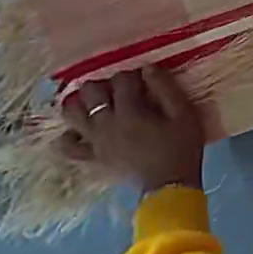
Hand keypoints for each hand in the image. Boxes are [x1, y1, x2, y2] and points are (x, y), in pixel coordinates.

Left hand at [58, 65, 204, 192]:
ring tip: (96, 104)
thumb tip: (147, 68)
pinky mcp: (92, 158)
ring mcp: (95, 142)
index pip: (121, 79)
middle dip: (104, 85)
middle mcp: (106, 123)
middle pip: (90, 91)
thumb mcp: (184, 114)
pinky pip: (68, 146)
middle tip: (120, 91)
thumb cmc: (181, 148)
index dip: (133, 75)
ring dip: (81, 104)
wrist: (171, 186)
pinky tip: (79, 131)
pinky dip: (68, 136)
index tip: (144, 81)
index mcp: (130, 111)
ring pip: (72, 113)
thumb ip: (166, 88)